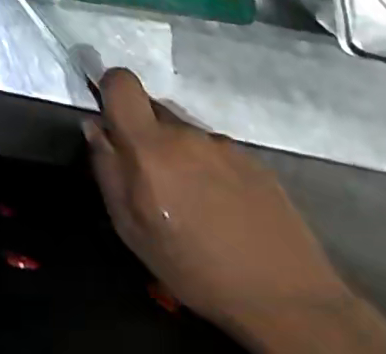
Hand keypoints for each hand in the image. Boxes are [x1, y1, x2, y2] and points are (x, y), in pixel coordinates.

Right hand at [86, 69, 385, 352]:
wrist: (290, 303)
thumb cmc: (194, 267)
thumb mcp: (130, 226)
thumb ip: (106, 168)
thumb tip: (95, 127)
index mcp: (150, 145)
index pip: (122, 82)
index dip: (110, 88)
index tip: (110, 114)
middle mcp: (188, 135)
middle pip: (153, 112)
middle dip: (145, 135)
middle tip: (151, 178)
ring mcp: (227, 147)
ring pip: (186, 135)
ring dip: (178, 155)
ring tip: (191, 200)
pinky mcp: (258, 165)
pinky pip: (216, 154)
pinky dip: (209, 171)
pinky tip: (221, 208)